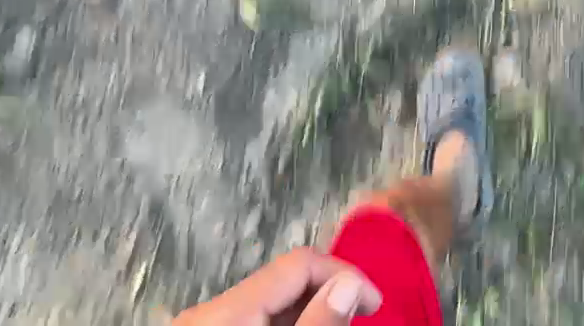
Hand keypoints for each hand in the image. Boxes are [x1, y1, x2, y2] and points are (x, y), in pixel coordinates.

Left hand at [172, 247, 381, 325]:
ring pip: (271, 305)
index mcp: (225, 311)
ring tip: (338, 324)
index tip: (375, 304)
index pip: (298, 263)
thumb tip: (350, 282)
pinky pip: (255, 322)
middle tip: (360, 318)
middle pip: (284, 282)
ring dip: (311, 312)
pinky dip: (287, 324)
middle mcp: (208, 313)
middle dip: (328, 294)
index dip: (344, 274)